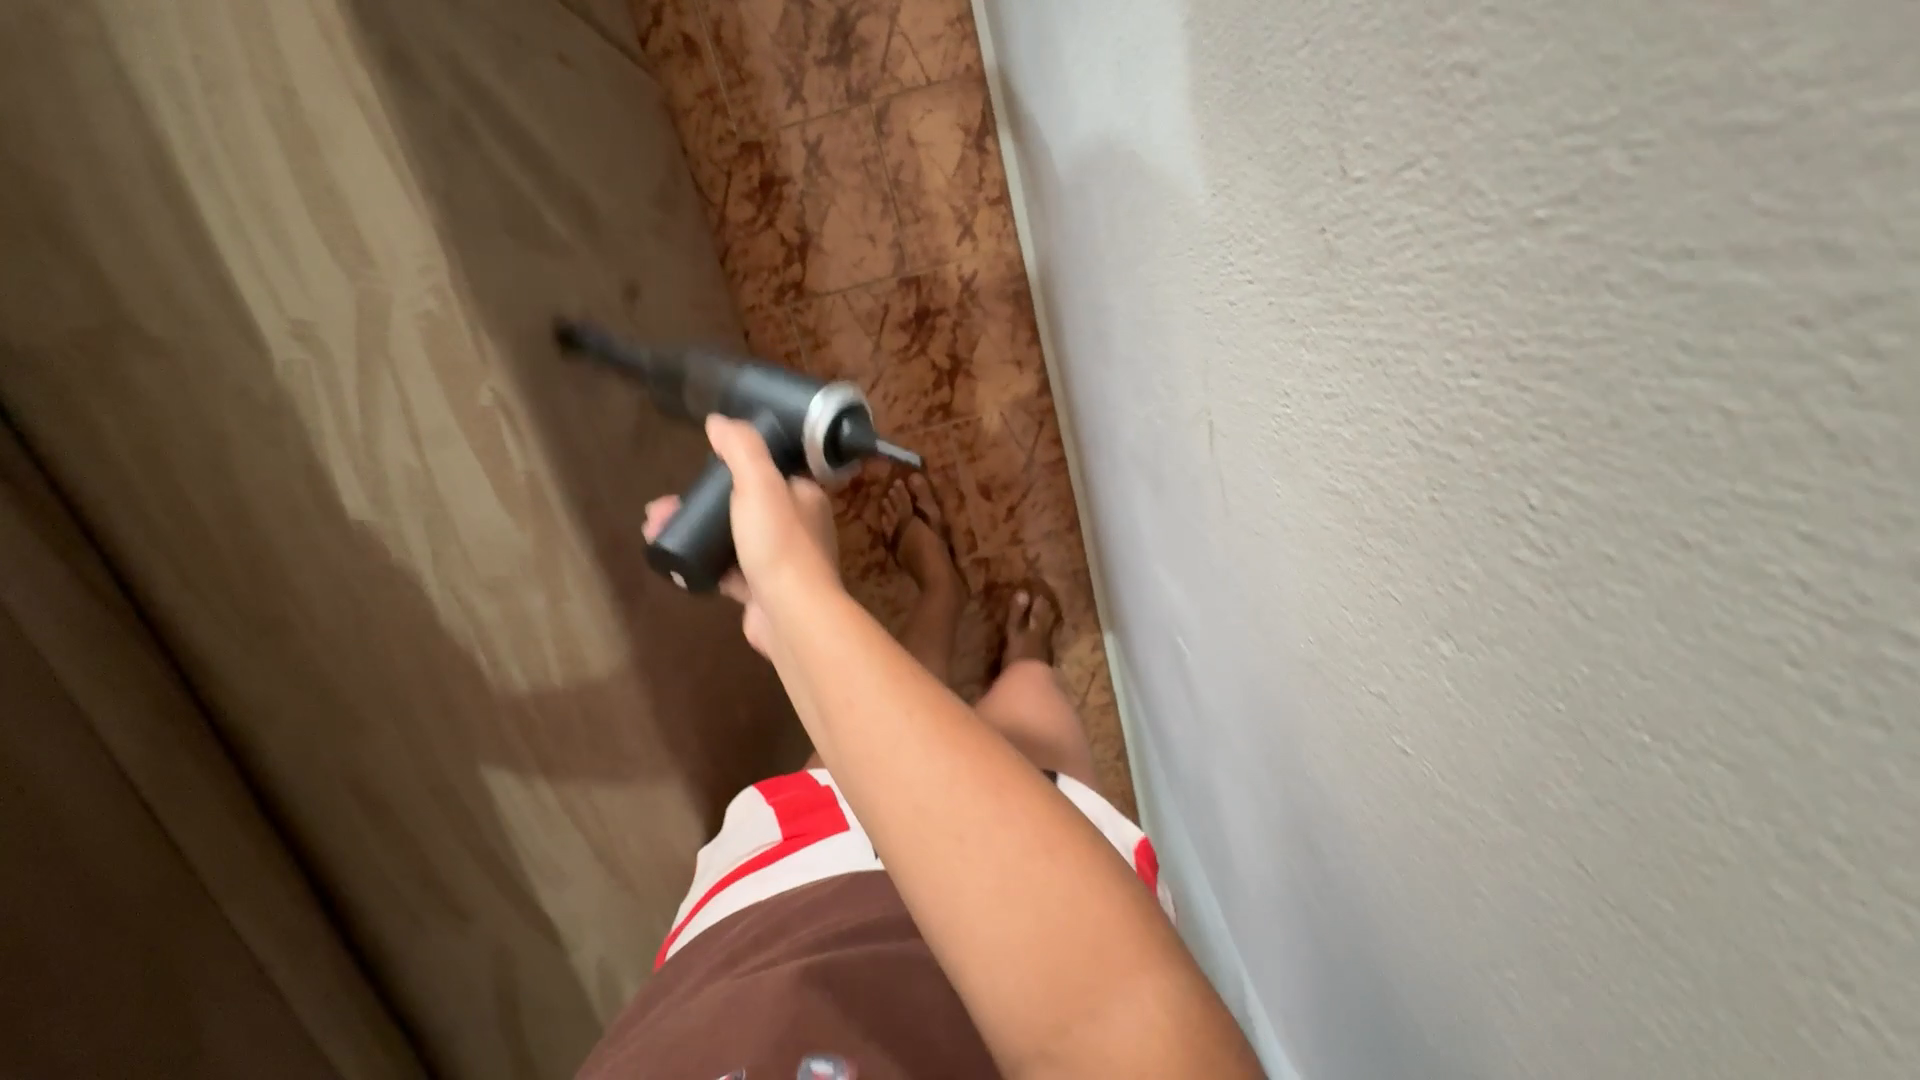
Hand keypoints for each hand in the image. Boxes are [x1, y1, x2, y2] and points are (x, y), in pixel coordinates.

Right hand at [643, 416, 840, 654]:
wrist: (790, 615)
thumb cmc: (778, 544)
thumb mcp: (760, 483)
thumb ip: (741, 448)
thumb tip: (719, 421)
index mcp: (804, 497)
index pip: (768, 472)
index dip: (732, 468)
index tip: (697, 471)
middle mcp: (796, 527)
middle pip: (741, 506)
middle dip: (699, 503)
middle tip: (660, 508)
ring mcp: (779, 561)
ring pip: (730, 538)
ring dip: (693, 532)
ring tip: (654, 529)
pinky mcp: (761, 591)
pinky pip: (727, 571)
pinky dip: (701, 564)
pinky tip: (675, 562)